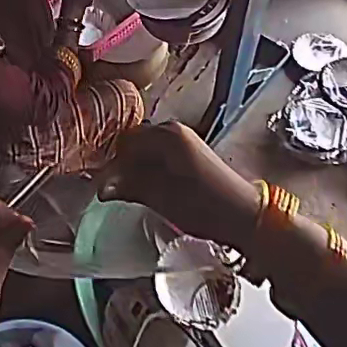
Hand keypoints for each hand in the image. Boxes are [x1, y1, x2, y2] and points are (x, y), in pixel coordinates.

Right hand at [105, 121, 260, 250]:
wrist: (245, 217)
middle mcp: (174, 130)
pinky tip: (148, 187)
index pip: (125, 140)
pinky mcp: (192, 153)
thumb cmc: (203, 206)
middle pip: (135, 141)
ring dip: (136, 166)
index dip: (111, 162)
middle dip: (123, 164)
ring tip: (128, 190)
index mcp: (166, 135)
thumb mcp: (160, 198)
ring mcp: (185, 140)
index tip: (102, 182)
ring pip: (147, 149)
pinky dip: (150, 167)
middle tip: (113, 188)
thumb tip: (101, 188)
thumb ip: (128, 187)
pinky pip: (160, 154)